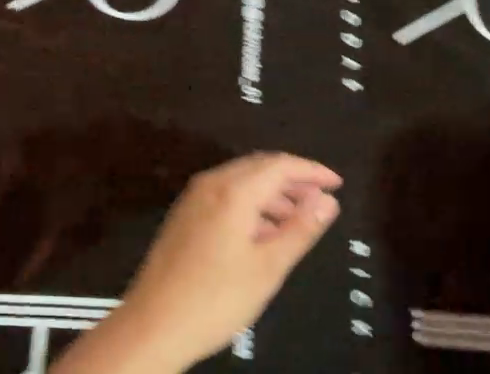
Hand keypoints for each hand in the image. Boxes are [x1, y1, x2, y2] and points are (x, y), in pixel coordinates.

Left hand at [51, 152, 341, 373]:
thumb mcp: (267, 268)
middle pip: (260, 167)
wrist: (152, 326)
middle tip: (321, 201)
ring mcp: (194, 198)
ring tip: (298, 221)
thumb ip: (300, 229)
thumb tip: (328, 200)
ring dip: (272, 194)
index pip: (280, 165)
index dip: (312, 171)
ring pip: (242, 181)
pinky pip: (226, 195)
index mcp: (234, 190)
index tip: (337, 183)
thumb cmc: (216, 298)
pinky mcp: (185, 216)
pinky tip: (263, 233)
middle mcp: (212, 184)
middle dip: (293, 180)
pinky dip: (251, 205)